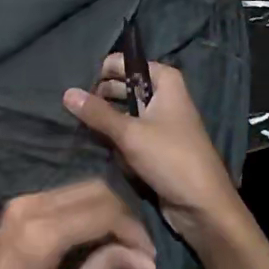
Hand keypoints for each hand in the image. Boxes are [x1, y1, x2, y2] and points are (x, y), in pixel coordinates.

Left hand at [0, 180, 156, 268]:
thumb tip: (147, 259)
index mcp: (41, 231)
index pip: (105, 211)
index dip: (135, 231)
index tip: (152, 257)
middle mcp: (28, 206)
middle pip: (93, 189)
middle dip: (123, 215)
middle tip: (141, 248)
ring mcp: (16, 206)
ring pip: (77, 190)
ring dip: (105, 210)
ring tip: (125, 243)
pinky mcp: (11, 215)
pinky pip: (59, 199)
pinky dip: (84, 211)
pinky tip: (97, 235)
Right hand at [64, 56, 246, 247]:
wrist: (201, 204)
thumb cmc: (170, 157)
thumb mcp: (130, 133)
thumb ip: (98, 113)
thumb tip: (67, 92)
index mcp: (166, 81)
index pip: (129, 64)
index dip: (105, 70)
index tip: (77, 83)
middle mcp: (165, 95)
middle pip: (126, 87)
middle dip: (101, 95)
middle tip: (70, 105)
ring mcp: (161, 121)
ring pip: (126, 112)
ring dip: (105, 119)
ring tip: (72, 122)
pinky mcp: (156, 145)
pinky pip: (130, 133)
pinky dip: (114, 137)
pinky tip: (91, 141)